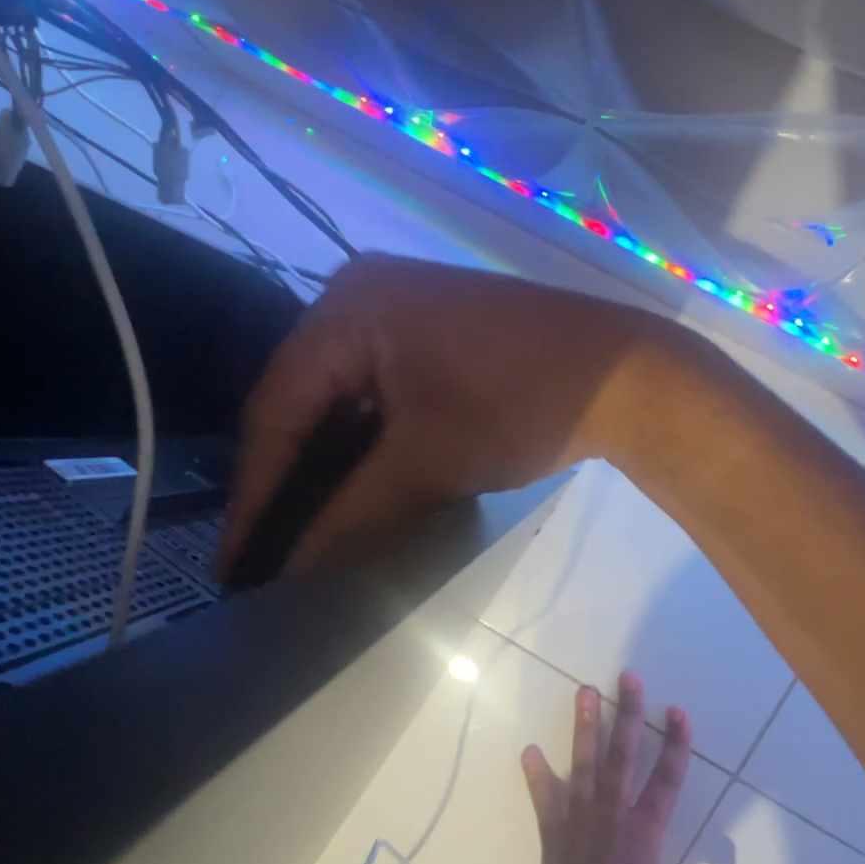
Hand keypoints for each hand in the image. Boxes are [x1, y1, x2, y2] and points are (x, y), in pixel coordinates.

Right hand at [215, 254, 688, 579]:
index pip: (278, 406)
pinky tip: (348, 482)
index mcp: (349, 307)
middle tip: (261, 545)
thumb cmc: (522, 407)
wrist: (629, 376)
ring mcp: (400, 305)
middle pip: (302, 396)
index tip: (234, 558)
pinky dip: (362, 435)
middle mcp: (362, 291)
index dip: (256, 488)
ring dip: (324, 458)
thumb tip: (289, 571)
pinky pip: (375, 385)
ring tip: (296, 523)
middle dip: (285, 474)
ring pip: (339, 393)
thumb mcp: (428, 464)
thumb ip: (349, 516)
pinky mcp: (430, 327)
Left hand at [505, 672, 729, 863]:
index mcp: (643, 835)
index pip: (666, 780)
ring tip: (584, 690)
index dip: (675, 744)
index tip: (678, 710)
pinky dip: (536, 775)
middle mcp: (611, 817)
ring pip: (583, 765)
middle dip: (628, 714)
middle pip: (622, 756)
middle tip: (629, 678)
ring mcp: (578, 822)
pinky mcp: (553, 834)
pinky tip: (528, 749)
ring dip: (584, 726)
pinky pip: (544, 798)